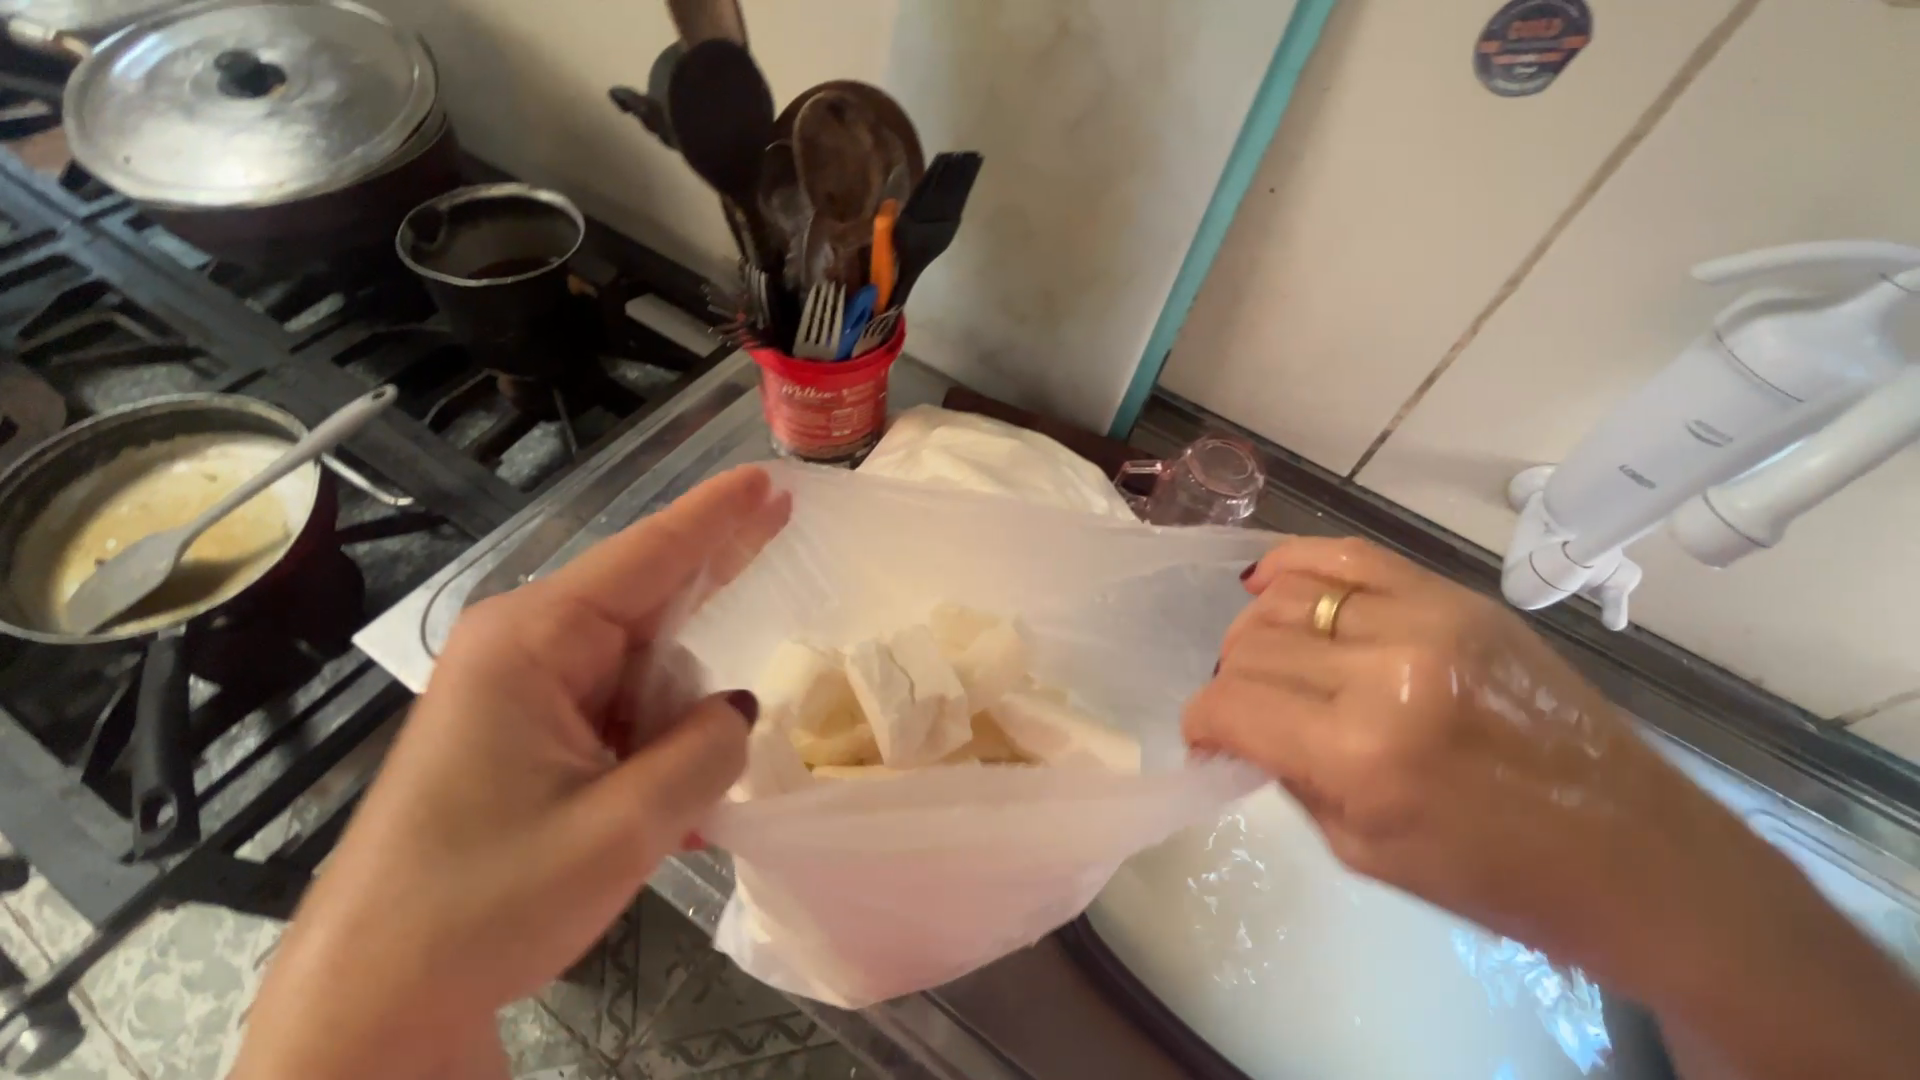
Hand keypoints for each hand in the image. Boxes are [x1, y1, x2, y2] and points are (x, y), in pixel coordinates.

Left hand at [233, 466, 790, 1079]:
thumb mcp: (624, 827)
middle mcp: (524, 647)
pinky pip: (617, 710)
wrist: (375, 996)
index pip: (647, 556)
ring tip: (671, 803)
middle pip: (646, 595)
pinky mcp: (525, 730)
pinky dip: (654, 744)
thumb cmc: (487, 904)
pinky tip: (666, 809)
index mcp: (535, 642)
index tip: (766, 478)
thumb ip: (707, 750)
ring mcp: (521, 689)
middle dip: (714, 572)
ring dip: (677, 716)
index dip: (716, 516)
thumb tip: (738, 708)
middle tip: (783, 520)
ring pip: (640, 666)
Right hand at [1185, 537, 1793, 993]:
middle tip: (1249, 711)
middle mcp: (1388, 671)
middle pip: (1253, 644)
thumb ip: (1287, 771)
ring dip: (1259, 631)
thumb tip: (1236, 724)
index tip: (1207, 738)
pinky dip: (1295, 563)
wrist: (1637, 855)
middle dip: (1232, 681)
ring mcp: (1429, 620)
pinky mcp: (1458, 596)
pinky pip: (1349, 555)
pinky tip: (1272, 582)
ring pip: (1288, 596)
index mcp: (1362, 754)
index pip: (1230, 705)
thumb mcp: (1361, 848)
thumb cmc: (1493, 876)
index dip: (1202, 722)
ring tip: (1274, 661)